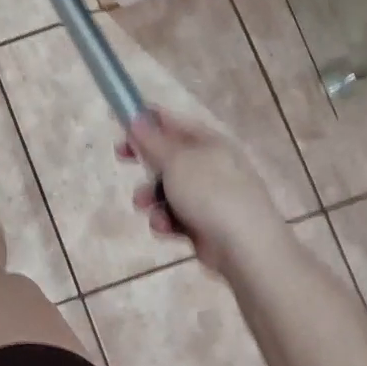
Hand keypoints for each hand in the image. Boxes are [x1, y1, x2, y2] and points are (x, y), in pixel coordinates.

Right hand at [117, 109, 286, 272]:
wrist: (247, 248)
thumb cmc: (210, 194)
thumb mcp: (175, 160)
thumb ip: (151, 140)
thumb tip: (136, 117)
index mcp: (208, 142)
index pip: (171, 120)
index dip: (144, 118)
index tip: (119, 123)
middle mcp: (210, 164)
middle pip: (167, 154)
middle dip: (143, 160)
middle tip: (121, 157)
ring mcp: (209, 195)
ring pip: (165, 187)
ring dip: (150, 196)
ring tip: (144, 206)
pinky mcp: (204, 222)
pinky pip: (174, 213)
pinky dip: (166, 219)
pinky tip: (166, 228)